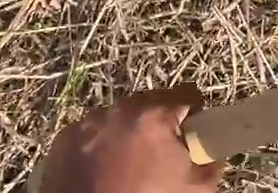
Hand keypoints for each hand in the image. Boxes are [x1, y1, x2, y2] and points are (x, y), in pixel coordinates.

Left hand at [32, 87, 222, 192]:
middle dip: (159, 121)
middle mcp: (120, 110)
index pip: (188, 94)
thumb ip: (212, 161)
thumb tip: (214, 149)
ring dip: (128, 129)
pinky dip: (100, 141)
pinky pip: (92, 129)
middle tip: (157, 153)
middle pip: (153, 101)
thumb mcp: (194, 191)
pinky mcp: (63, 141)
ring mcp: (88, 124)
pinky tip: (101, 167)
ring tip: (126, 162)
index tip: (191, 134)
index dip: (194, 114)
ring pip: (121, 114)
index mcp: (155, 116)